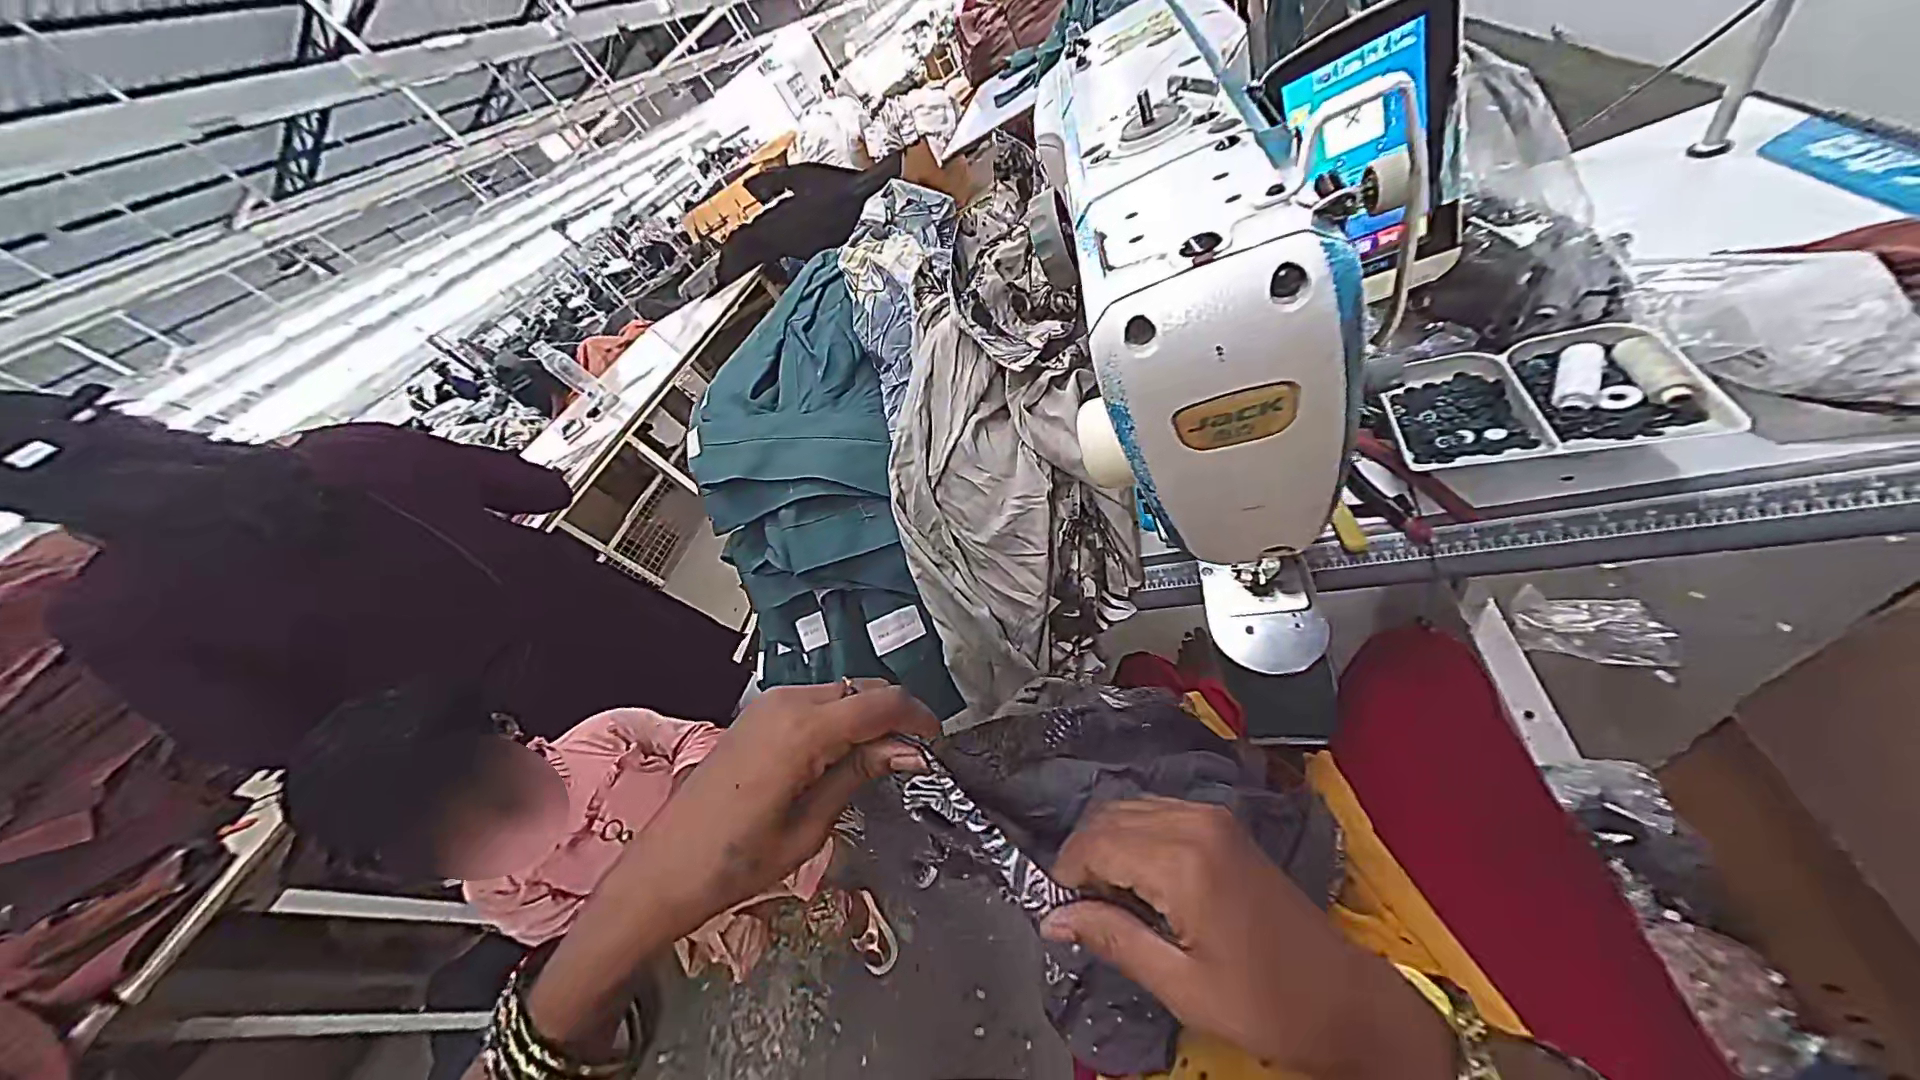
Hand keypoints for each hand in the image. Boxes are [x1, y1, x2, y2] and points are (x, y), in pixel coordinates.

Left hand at [630, 680, 934, 926]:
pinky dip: (840, 717)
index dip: (918, 718)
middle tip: (911, 756)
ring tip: (880, 758)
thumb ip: (859, 772)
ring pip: (841, 692)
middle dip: (895, 715)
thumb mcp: (811, 825)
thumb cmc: (736, 862)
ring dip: (868, 715)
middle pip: (863, 689)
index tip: (936, 742)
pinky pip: (815, 701)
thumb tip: (908, 750)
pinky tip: (843, 752)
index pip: (881, 703)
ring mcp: (769, 703)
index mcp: (803, 730)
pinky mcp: (758, 713)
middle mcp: (787, 702)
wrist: (662, 870)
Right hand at [1040, 798, 1453, 1079]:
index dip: (1066, 871)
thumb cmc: (1266, 1002)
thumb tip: (1052, 919)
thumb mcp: (1182, 986)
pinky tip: (1136, 872)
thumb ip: (1113, 939)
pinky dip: (1131, 832)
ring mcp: (1209, 815)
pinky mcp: (1219, 820)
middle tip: (1077, 904)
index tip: (1057, 906)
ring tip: (1105, 892)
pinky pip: (1154, 809)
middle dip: (1082, 854)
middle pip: (1108, 817)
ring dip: (1104, 841)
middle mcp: (1193, 821)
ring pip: (1128, 807)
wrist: (1345, 997)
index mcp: (1183, 861)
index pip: (1096, 843)